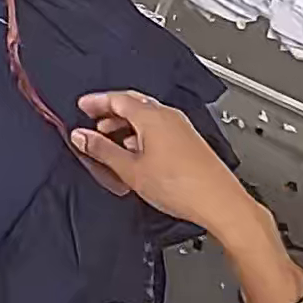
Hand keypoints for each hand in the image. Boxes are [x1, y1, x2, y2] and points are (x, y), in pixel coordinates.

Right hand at [69, 91, 266, 242]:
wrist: (220, 203)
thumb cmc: (182, 186)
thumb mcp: (130, 169)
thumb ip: (102, 150)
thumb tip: (82, 137)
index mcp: (151, 116)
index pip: (117, 98)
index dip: (96, 102)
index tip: (82, 106)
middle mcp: (168, 116)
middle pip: (132, 104)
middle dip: (109, 111)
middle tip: (91, 120)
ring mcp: (180, 127)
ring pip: (145, 117)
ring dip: (124, 124)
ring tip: (108, 141)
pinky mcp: (188, 141)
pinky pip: (157, 128)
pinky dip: (140, 134)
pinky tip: (134, 153)